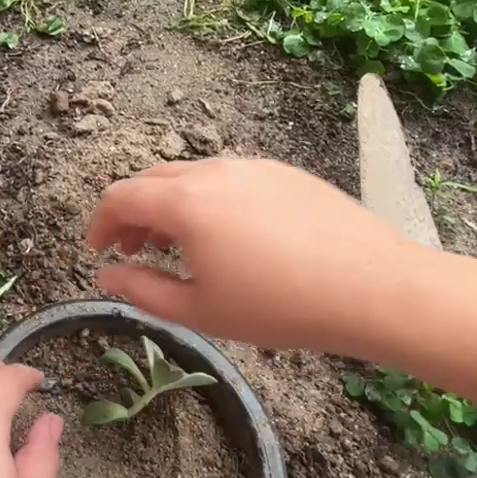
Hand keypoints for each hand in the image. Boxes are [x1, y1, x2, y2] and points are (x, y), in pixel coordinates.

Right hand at [87, 158, 419, 352]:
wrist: (378, 289)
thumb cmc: (281, 306)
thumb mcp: (200, 310)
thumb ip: (142, 290)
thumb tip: (107, 274)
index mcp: (185, 202)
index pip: (120, 197)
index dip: (99, 223)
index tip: (98, 250)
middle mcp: (212, 171)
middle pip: (151, 180)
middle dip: (132, 213)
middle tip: (134, 249)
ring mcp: (251, 167)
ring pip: (190, 176)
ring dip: (169, 205)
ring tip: (179, 244)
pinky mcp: (283, 172)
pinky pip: (227, 178)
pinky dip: (206, 200)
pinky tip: (228, 236)